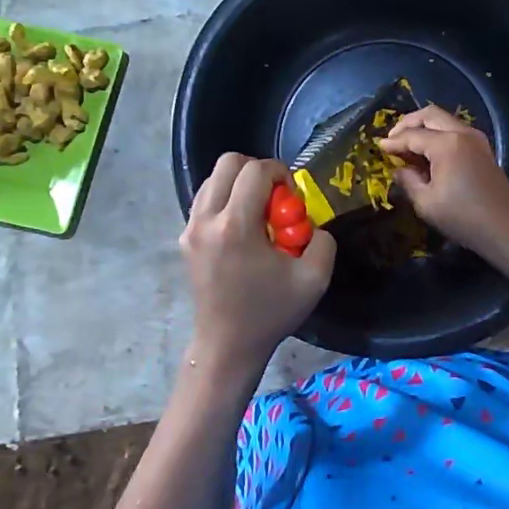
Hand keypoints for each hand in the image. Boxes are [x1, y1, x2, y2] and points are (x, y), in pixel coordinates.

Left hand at [180, 153, 334, 376]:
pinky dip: (226, 199)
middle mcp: (206, 220)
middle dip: (257, 170)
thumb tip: (310, 221)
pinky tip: (242, 226)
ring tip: (257, 212)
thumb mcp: (314, 279)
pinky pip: (205, 198)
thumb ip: (322, 241)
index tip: (291, 196)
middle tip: (274, 197)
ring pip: (213, 178)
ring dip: (239, 184)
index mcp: (235, 226)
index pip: (255, 171)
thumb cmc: (270, 312)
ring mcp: (190, 228)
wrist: (227, 345)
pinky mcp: (185, 238)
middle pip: (228, 163)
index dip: (280, 172)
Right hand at [378, 105, 508, 253]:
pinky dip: (439, 134)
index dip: (393, 142)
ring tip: (408, 143)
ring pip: (445, 120)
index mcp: (447, 144)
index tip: (379, 147)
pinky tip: (429, 151)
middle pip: (430, 115)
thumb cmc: (462, 218)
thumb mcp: (426, 202)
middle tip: (393, 137)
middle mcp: (462, 133)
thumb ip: (408, 180)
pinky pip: (456, 131)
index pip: (412, 135)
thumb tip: (399, 169)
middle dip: (408, 123)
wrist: (505, 230)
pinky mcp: (484, 149)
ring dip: (425, 127)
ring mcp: (477, 139)